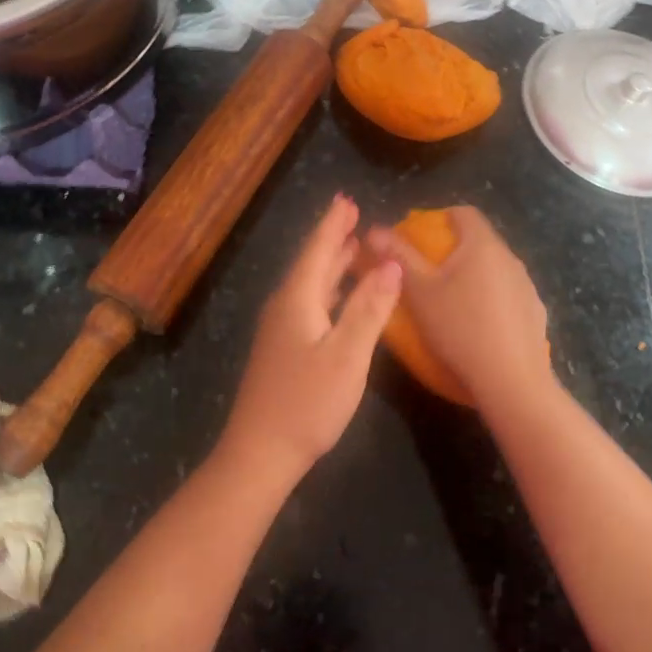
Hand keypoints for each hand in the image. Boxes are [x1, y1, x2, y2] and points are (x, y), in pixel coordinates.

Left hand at [221, 194, 401, 474]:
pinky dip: (328, 290)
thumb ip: (370, 309)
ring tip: (352, 246)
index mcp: (298, 300)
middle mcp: (285, 307)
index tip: (347, 199)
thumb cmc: (308, 402)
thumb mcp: (348, 355)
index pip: (318, 250)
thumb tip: (391, 264)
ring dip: (331, 264)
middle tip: (352, 214)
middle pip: (311, 264)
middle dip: (333, 239)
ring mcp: (280, 330)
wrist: (260, 452)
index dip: (334, 224)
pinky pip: (308, 304)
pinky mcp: (282, 350)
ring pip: (309, 285)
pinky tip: (339, 297)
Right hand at [366, 206, 552, 410]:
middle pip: (478, 241)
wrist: (511, 380)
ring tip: (450, 304)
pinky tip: (477, 329)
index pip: (463, 212)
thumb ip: (397, 257)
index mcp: (482, 244)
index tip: (419, 237)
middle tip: (426, 274)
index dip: (439, 217)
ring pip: (494, 270)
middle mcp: (510, 257)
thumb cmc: (459, 328)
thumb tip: (374, 229)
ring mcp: (527, 285)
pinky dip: (491, 302)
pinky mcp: (535, 312)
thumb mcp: (419, 292)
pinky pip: (508, 296)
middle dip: (452, 251)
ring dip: (472, 277)